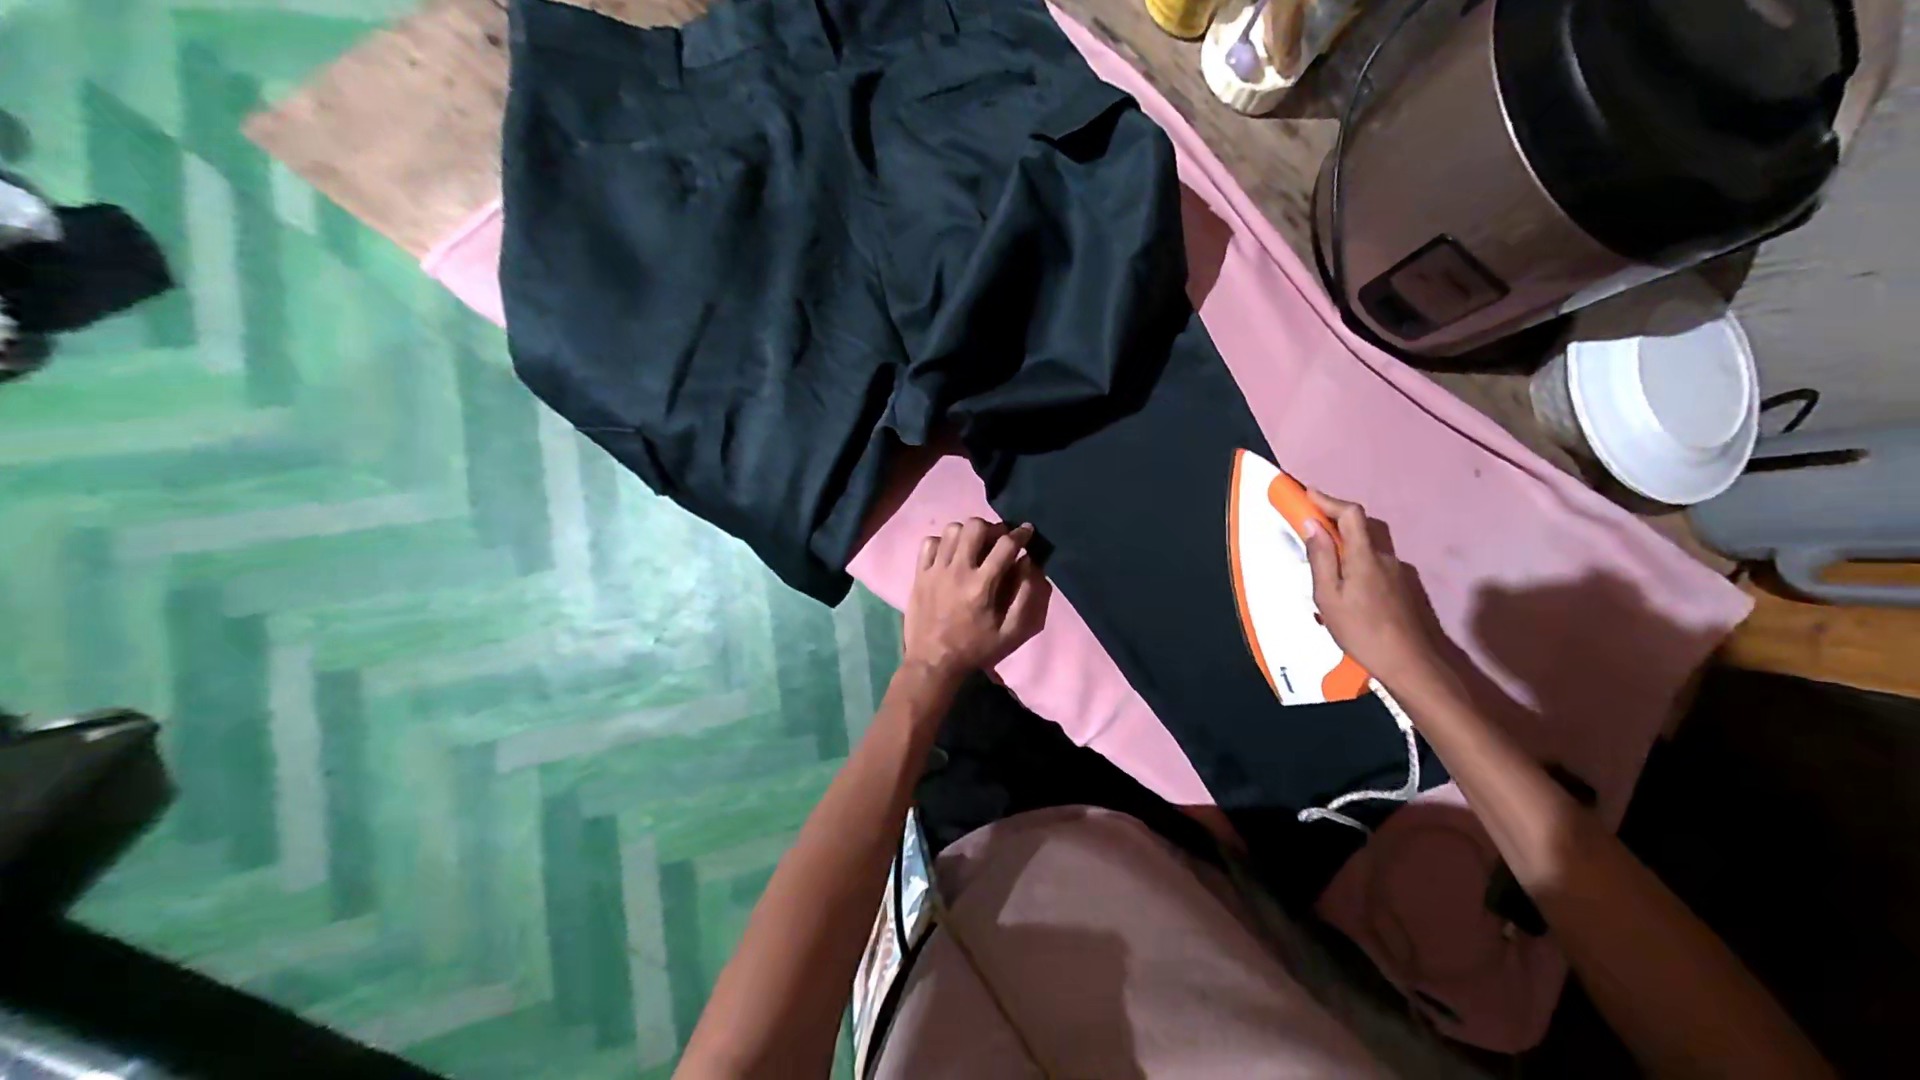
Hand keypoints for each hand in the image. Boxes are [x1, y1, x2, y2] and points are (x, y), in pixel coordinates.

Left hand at [903, 518, 1050, 684]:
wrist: (933, 662)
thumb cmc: (975, 648)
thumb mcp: (1010, 632)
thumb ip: (1025, 597)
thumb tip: (1029, 564)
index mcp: (982, 585)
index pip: (1006, 545)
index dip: (1021, 533)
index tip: (1027, 531)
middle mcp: (958, 571)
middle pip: (975, 527)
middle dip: (992, 528)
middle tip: (998, 540)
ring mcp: (935, 570)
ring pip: (952, 530)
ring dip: (968, 533)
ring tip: (974, 546)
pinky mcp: (919, 574)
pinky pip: (929, 543)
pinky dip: (942, 542)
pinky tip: (950, 555)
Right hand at [1300, 491, 1441, 687]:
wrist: (1407, 662)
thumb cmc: (1360, 630)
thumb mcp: (1328, 596)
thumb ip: (1321, 558)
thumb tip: (1312, 525)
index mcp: (1364, 556)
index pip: (1350, 513)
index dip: (1328, 500)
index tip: (1306, 494)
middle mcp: (1384, 556)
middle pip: (1361, 525)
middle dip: (1334, 517)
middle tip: (1309, 523)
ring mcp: (1396, 570)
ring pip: (1367, 544)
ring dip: (1344, 539)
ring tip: (1321, 555)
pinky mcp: (1400, 585)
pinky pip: (1372, 561)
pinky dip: (1354, 558)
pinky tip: (1343, 582)